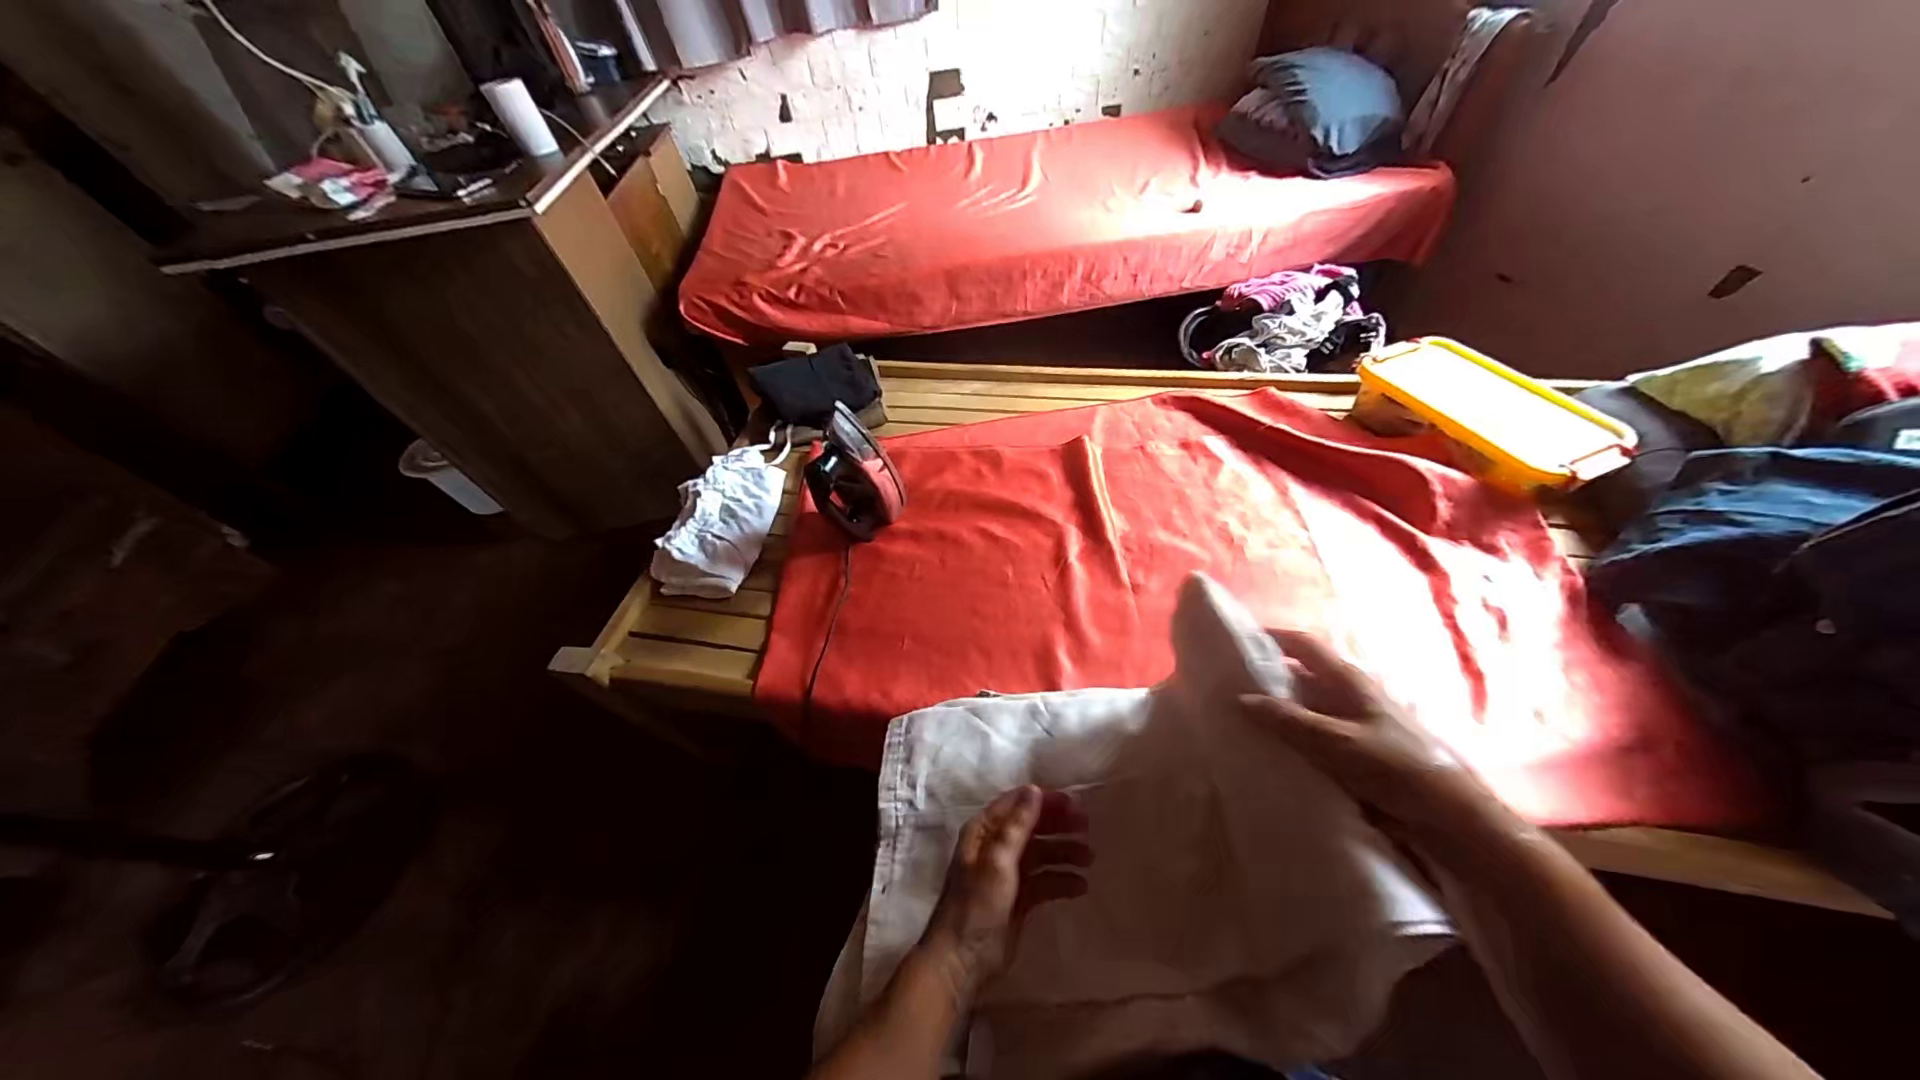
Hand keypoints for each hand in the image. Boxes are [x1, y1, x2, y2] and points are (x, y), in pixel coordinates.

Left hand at [917, 786, 1090, 1004]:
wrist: (963, 960)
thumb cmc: (977, 904)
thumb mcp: (998, 860)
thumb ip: (1017, 825)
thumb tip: (1035, 789)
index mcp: (984, 832)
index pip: (1016, 804)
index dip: (1044, 801)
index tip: (1074, 803)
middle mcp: (995, 847)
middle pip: (1032, 827)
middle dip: (1059, 825)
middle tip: (1087, 827)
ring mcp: (1007, 874)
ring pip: (1041, 854)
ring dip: (1064, 853)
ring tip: (1089, 858)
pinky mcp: (1019, 899)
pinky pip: (1044, 881)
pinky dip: (1061, 880)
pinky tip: (1080, 886)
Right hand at [1238, 631, 1533, 869]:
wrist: (1447, 818)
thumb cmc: (1395, 768)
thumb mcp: (1336, 742)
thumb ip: (1288, 720)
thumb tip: (1241, 699)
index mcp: (1349, 681)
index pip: (1304, 644)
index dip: (1272, 636)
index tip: (1237, 640)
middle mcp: (1350, 695)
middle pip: (1302, 674)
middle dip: (1268, 675)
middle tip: (1228, 683)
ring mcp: (1354, 724)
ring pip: (1306, 706)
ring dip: (1278, 709)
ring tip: (1240, 717)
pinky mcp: (1355, 752)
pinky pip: (1313, 736)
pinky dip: (1291, 736)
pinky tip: (1271, 750)